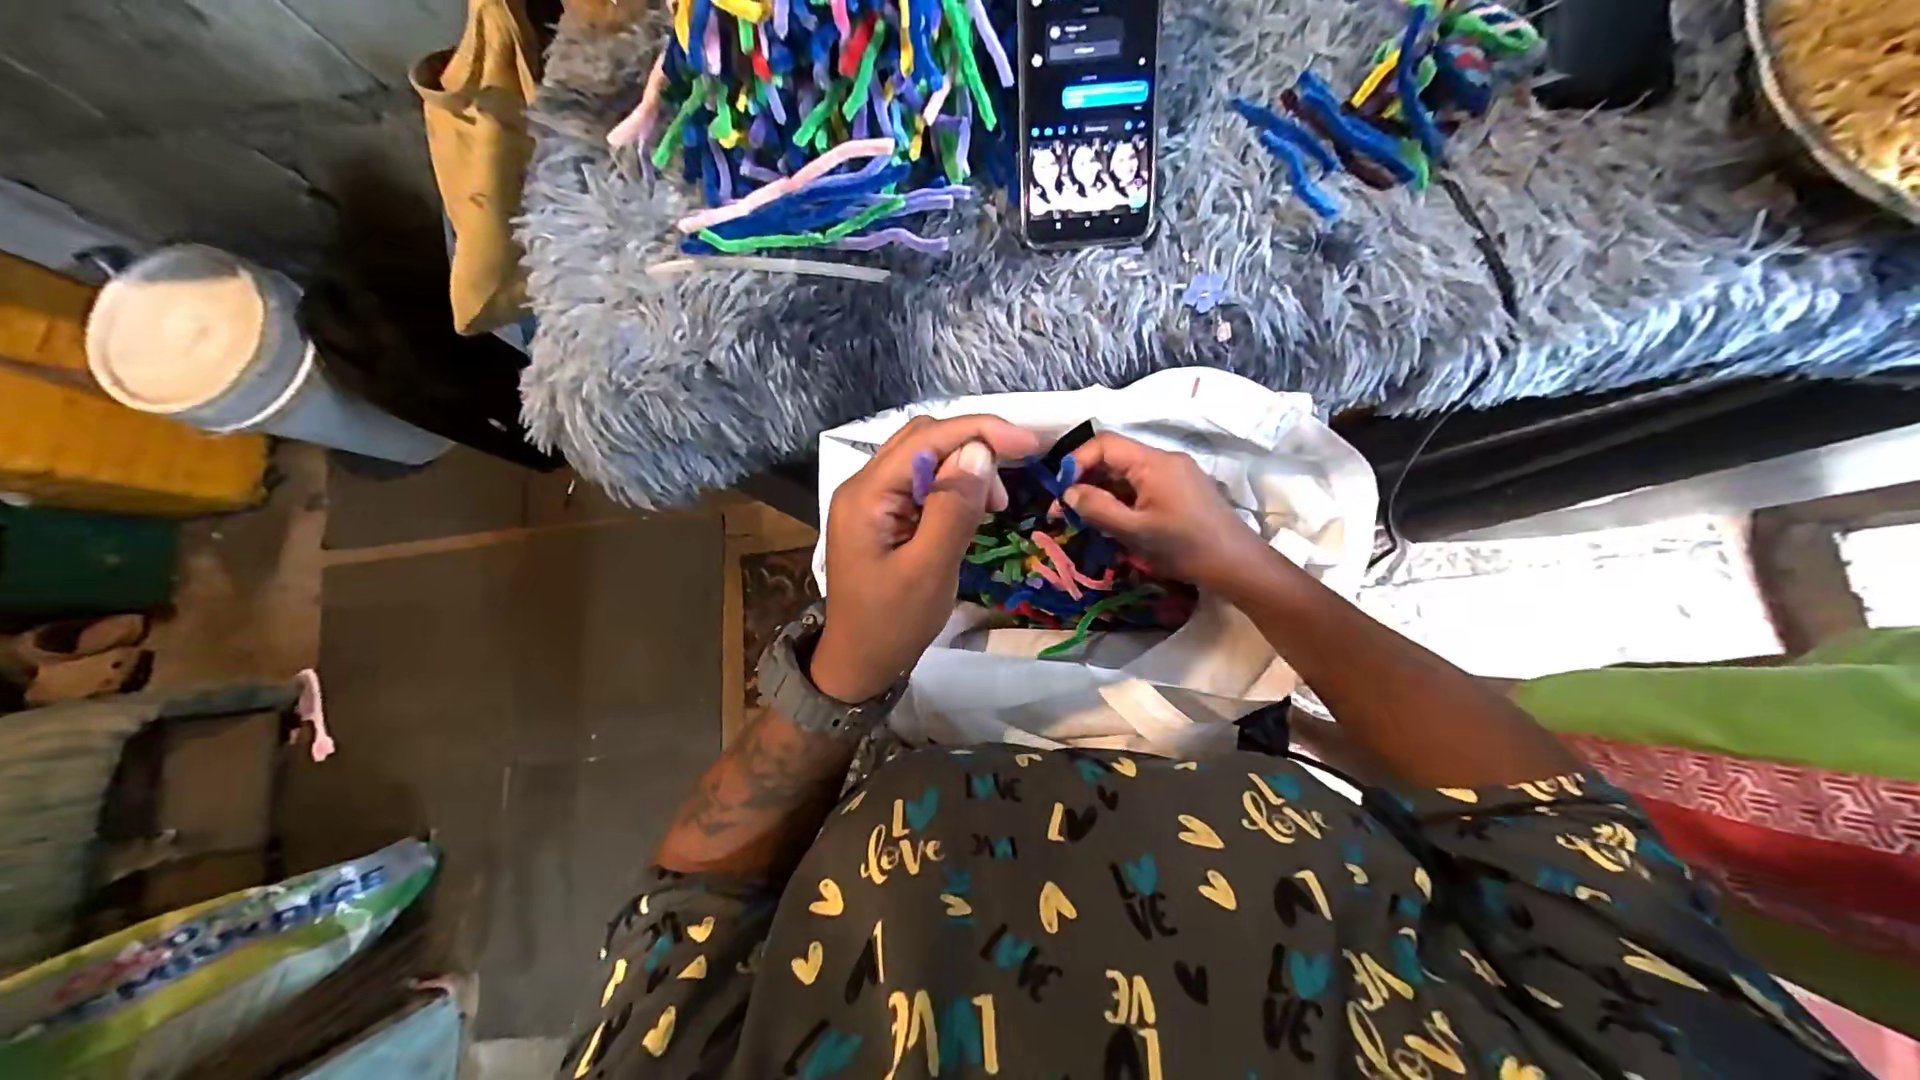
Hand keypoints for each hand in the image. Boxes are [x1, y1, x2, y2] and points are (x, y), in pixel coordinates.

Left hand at [810, 415, 1039, 700]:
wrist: (858, 663)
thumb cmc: (892, 623)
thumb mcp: (929, 569)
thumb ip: (954, 508)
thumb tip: (979, 452)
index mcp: (867, 494)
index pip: (927, 438)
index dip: (980, 431)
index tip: (1028, 444)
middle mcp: (863, 485)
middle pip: (923, 438)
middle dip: (973, 446)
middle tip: (1009, 481)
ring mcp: (870, 499)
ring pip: (923, 457)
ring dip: (964, 466)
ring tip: (994, 502)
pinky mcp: (881, 515)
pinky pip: (920, 482)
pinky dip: (952, 486)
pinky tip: (971, 508)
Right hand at [1061, 432, 1281, 592]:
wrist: (1237, 565)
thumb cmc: (1184, 548)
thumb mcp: (1134, 532)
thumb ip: (1097, 508)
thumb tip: (1069, 492)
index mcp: (1153, 463)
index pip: (1104, 443)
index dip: (1077, 462)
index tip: (1062, 490)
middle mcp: (1166, 459)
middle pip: (1116, 456)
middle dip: (1087, 478)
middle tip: (1068, 508)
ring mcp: (1177, 473)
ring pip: (1128, 471)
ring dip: (1104, 490)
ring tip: (1088, 517)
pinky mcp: (1184, 488)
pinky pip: (1144, 483)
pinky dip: (1124, 497)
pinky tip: (1116, 520)